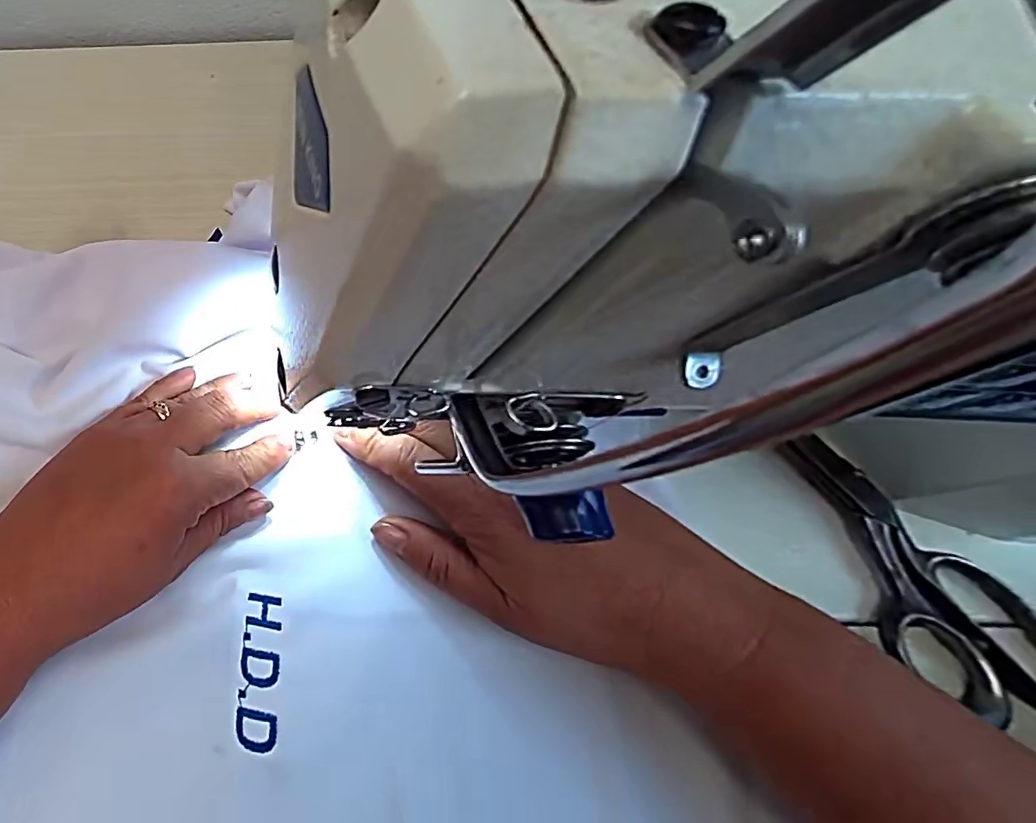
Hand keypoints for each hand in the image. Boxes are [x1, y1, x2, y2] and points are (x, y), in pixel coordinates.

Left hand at [0, 368, 290, 656]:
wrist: (22, 573)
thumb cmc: (92, 582)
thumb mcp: (167, 563)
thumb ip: (215, 523)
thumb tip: (253, 502)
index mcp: (178, 489)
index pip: (239, 464)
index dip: (268, 453)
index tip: (288, 442)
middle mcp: (154, 450)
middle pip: (216, 414)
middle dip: (251, 407)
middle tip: (274, 406)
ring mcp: (123, 433)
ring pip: (182, 398)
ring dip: (217, 387)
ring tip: (245, 380)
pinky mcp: (98, 429)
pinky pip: (143, 397)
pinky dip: (169, 385)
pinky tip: (186, 377)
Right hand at [337, 424, 790, 692]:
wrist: (691, 610)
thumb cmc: (600, 611)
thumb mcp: (499, 601)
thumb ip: (434, 561)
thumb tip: (388, 532)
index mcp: (480, 499)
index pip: (404, 458)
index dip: (367, 444)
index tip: (344, 437)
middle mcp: (505, 467)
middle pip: (427, 430)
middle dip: (388, 430)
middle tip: (365, 438)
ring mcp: (536, 456)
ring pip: (460, 425)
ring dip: (422, 426)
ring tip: (403, 439)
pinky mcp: (563, 456)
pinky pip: (494, 430)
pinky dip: (461, 428)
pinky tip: (460, 443)